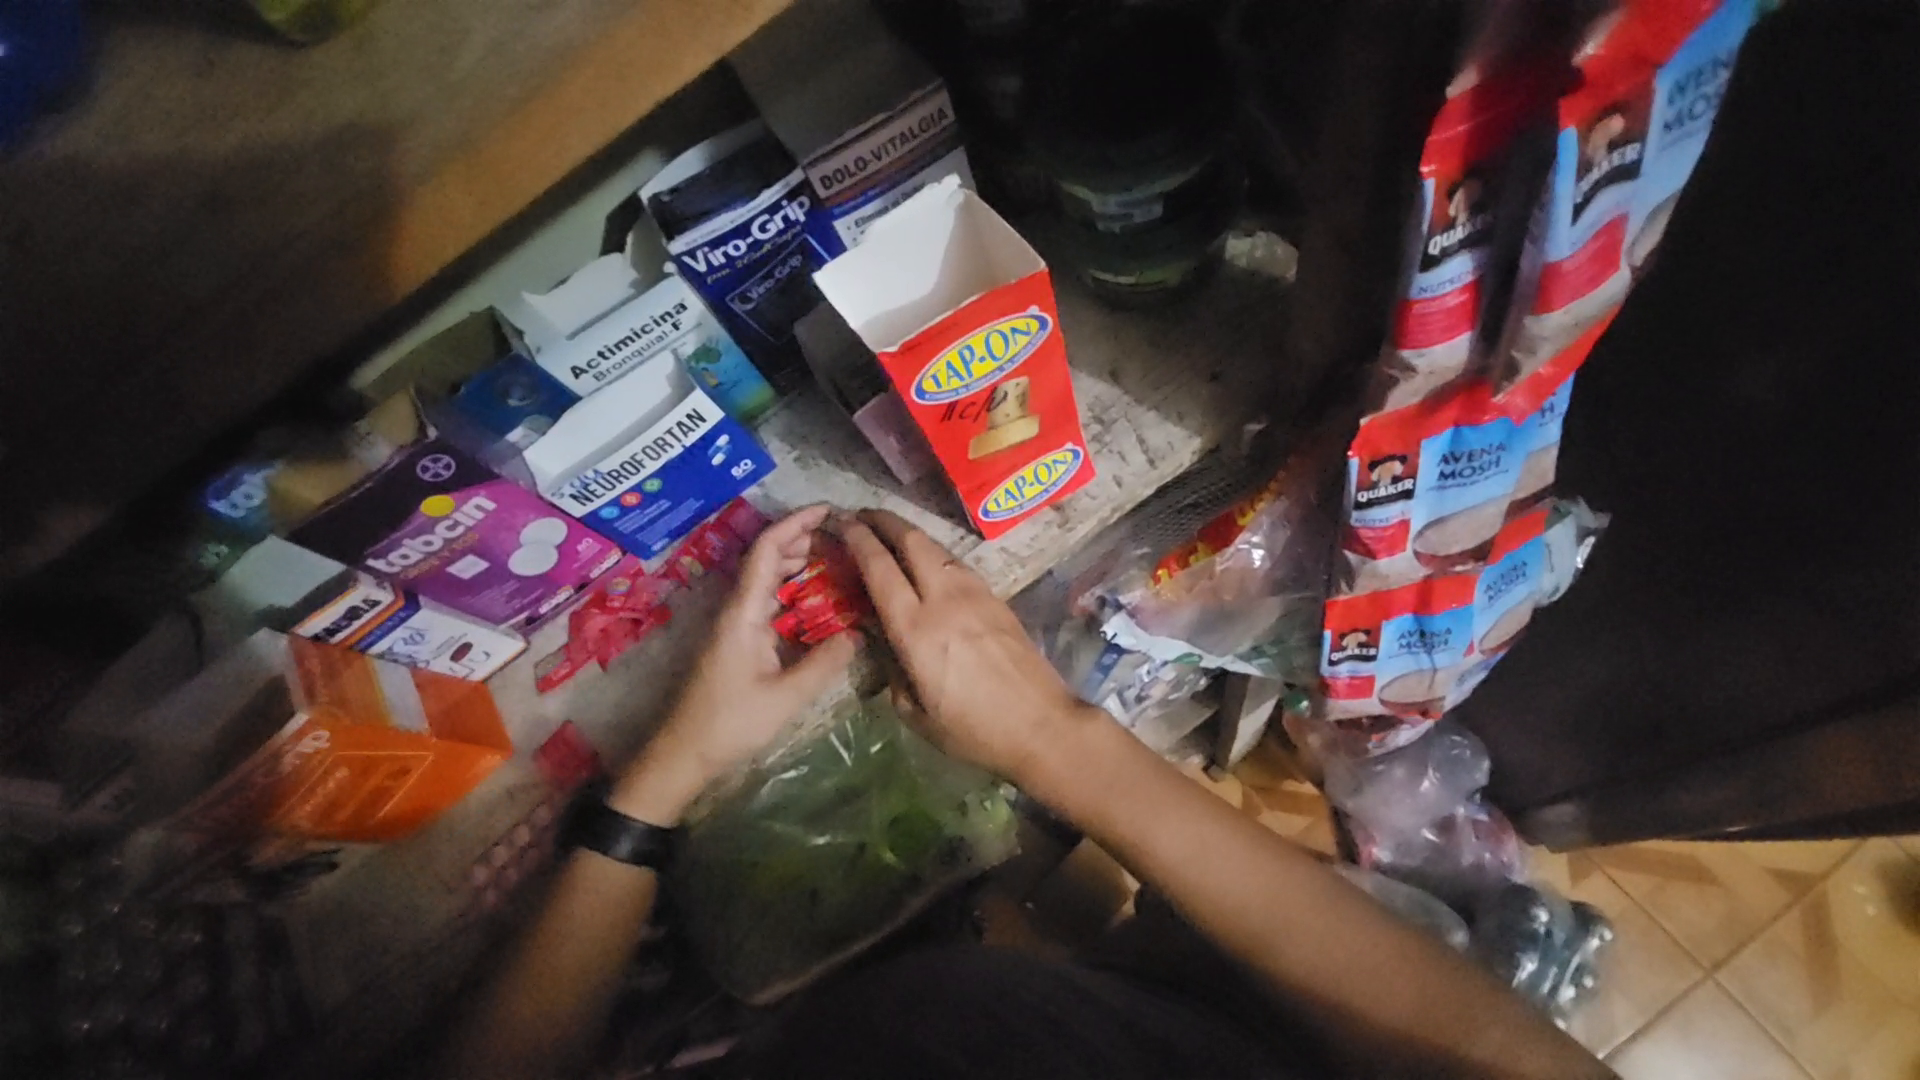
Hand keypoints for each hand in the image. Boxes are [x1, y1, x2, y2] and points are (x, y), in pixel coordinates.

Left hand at [611, 506, 857, 824]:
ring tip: (839, 561)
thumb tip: (860, 632)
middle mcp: (738, 608)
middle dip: (804, 538)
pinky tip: (821, 601)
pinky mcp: (741, 640)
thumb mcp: (786, 697)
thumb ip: (825, 662)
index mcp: (744, 611)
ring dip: (800, 563)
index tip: (830, 511)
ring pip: (769, 578)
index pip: (768, 549)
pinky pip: (771, 601)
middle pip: (768, 557)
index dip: (797, 523)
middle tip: (846, 537)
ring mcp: (738, 623)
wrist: (685, 754)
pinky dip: (796, 591)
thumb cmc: (731, 723)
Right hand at [834, 509, 1091, 782]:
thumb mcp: (916, 714)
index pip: (879, 568)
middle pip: (912, 541)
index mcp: (916, 629)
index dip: (858, 539)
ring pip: (938, 548)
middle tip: (862, 515)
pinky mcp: (997, 599)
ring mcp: (975, 594)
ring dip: (911, 534)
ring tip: (892, 536)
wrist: (1043, 725)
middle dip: (884, 521)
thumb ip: (893, 673)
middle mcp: (944, 600)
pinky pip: (958, 565)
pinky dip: (935, 554)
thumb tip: (886, 644)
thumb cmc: (974, 730)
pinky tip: (929, 565)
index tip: (842, 522)